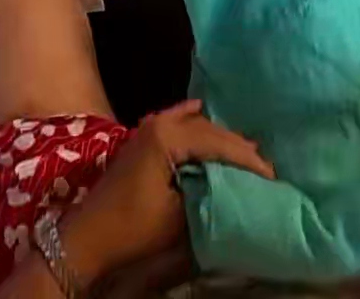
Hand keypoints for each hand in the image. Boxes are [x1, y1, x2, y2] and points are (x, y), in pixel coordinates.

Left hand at [62, 101, 273, 285]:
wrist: (88, 239)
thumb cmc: (133, 228)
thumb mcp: (178, 215)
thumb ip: (209, 190)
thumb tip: (239, 182)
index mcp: (168, 136)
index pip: (217, 142)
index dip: (247, 158)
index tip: (271, 174)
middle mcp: (161, 121)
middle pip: (209, 129)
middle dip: (237, 146)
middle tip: (264, 165)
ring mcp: (151, 125)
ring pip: (196, 124)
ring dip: (220, 138)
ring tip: (246, 153)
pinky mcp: (146, 135)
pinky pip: (179, 120)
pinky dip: (197, 123)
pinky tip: (210, 120)